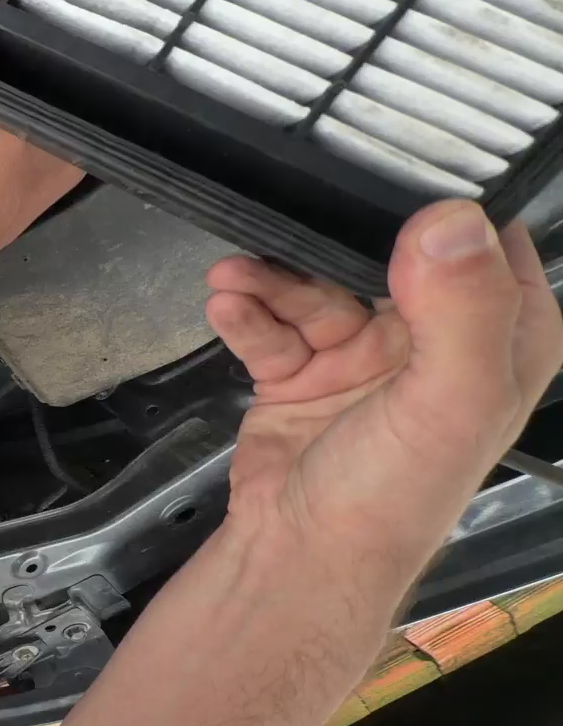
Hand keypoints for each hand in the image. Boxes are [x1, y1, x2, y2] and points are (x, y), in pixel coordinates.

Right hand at [206, 201, 562, 579]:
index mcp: (498, 336)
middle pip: (378, 266)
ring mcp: (355, 358)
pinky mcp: (295, 376)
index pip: (482, 248)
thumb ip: (460, 310)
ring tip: (229, 275)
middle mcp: (427, 341)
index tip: (388, 181)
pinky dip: (245, 318)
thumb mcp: (449, 397)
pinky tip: (225, 306)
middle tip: (280, 225)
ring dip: (269, 284)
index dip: (442, 214)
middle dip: (324, 249)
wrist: (301, 544)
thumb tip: (447, 220)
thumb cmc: (395, 485)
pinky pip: (269, 332)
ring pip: (312, 297)